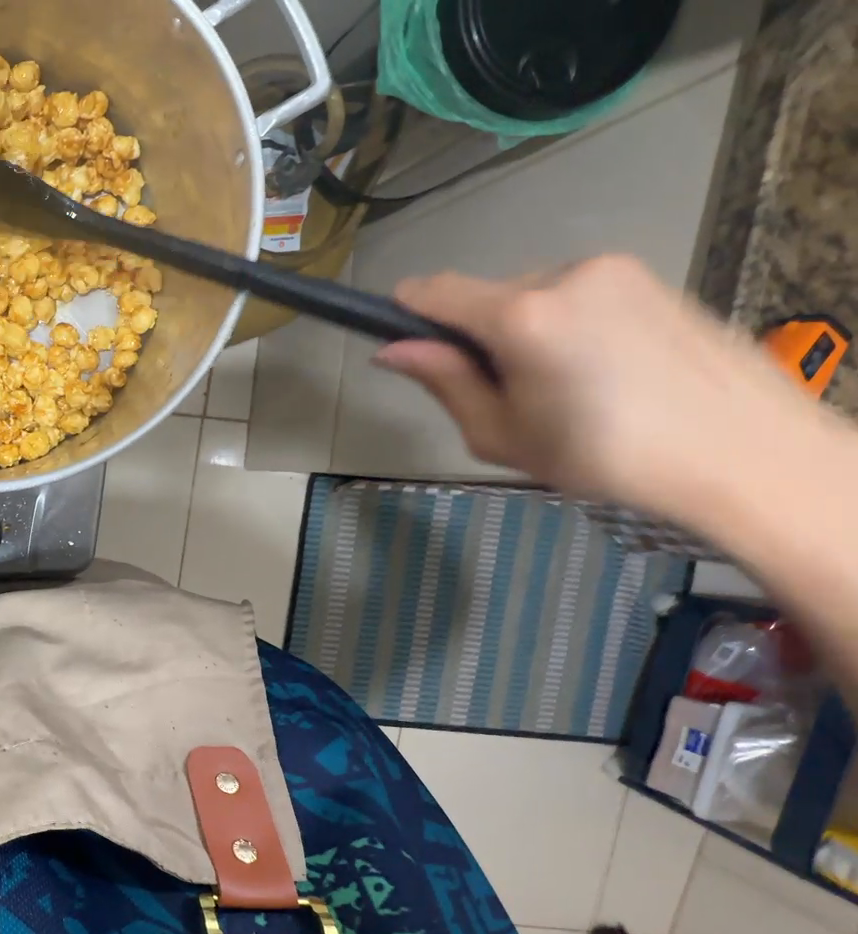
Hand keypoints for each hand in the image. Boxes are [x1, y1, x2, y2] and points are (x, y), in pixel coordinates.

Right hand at [375, 255, 816, 521]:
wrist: (745, 453)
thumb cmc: (604, 455)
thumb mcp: (500, 433)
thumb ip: (444, 382)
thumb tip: (393, 350)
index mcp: (521, 315)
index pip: (433, 290)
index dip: (405, 313)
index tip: (405, 346)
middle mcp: (566, 276)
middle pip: (487, 296)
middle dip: (478, 335)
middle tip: (503, 394)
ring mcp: (617, 272)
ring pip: (535, 296)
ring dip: (525, 331)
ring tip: (561, 388)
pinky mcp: (654, 281)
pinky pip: (581, 297)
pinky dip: (569, 327)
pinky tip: (600, 374)